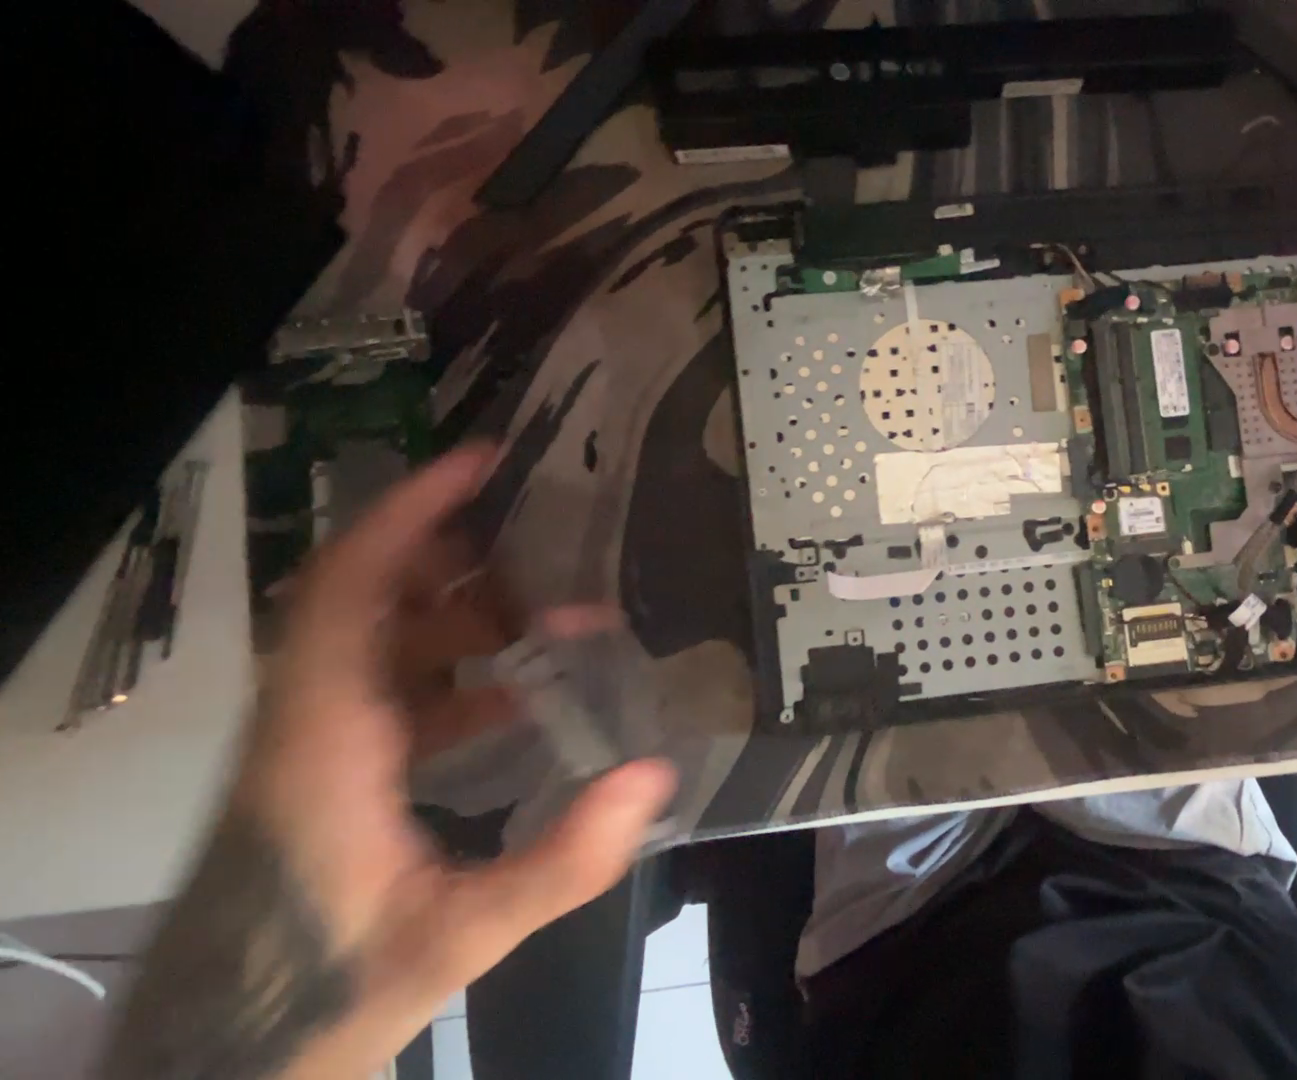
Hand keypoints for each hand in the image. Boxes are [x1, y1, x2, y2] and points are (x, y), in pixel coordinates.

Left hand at [103, 447, 675, 1079]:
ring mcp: (313, 744)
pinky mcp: (327, 770)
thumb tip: (653, 776)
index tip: (475, 465)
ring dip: (465, 617)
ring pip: (381, 641)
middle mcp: (308, 722)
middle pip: (367, 598)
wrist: (231, 1057)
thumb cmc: (332, 987)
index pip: (351, 592)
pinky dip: (456, 675)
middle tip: (543, 540)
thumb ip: (562, 863)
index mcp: (325, 739)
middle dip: (456, 557)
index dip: (409, 516)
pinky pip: (391, 690)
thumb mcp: (460, 933)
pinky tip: (520, 699)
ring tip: (557, 616)